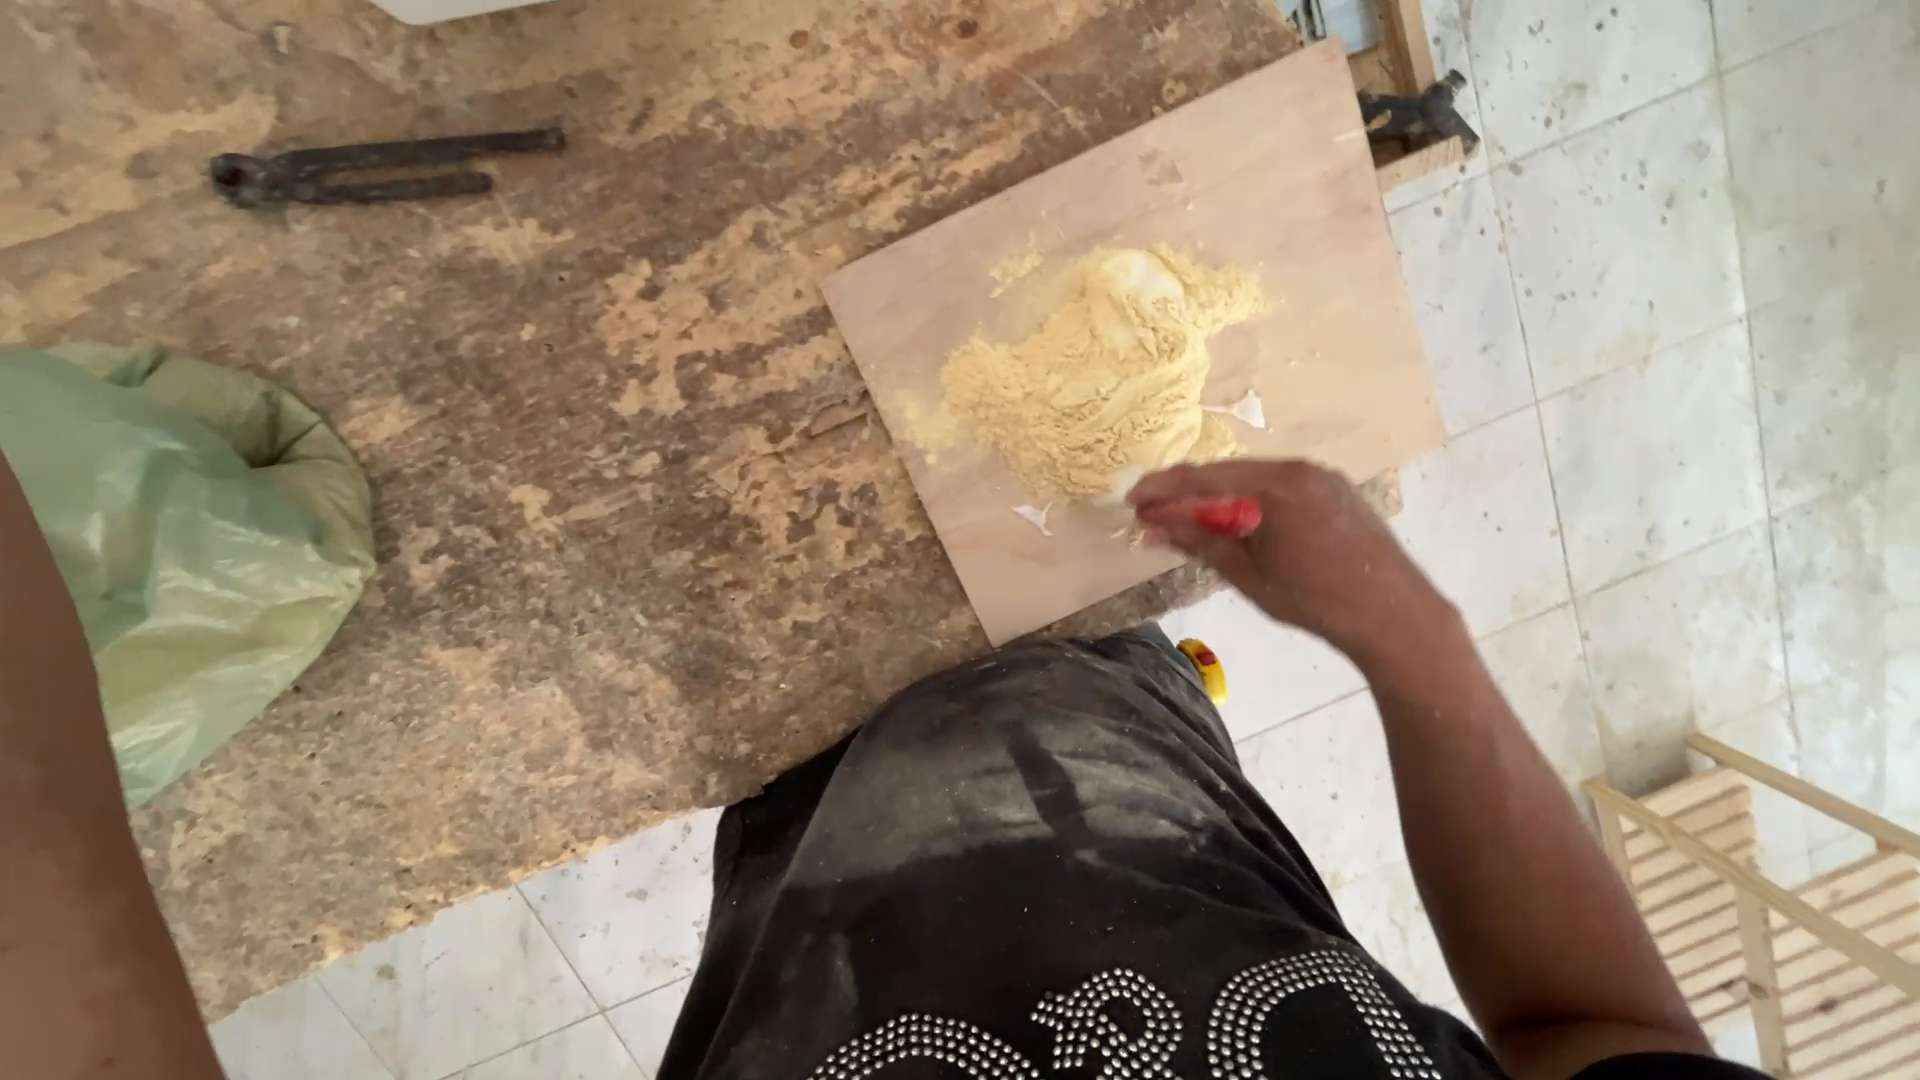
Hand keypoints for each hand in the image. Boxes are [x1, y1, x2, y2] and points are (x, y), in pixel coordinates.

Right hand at [1128, 459, 1457, 664]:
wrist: (1397, 617)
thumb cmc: (1316, 601)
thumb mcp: (1248, 574)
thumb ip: (1199, 542)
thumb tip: (1152, 525)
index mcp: (1278, 484)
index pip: (1205, 477)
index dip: (1163, 488)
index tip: (1131, 500)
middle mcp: (1301, 469)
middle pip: (1228, 474)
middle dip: (1187, 493)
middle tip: (1154, 514)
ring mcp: (1323, 478)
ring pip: (1253, 480)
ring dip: (1217, 499)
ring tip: (1189, 521)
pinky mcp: (1336, 492)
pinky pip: (1278, 488)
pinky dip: (1249, 502)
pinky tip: (1234, 523)